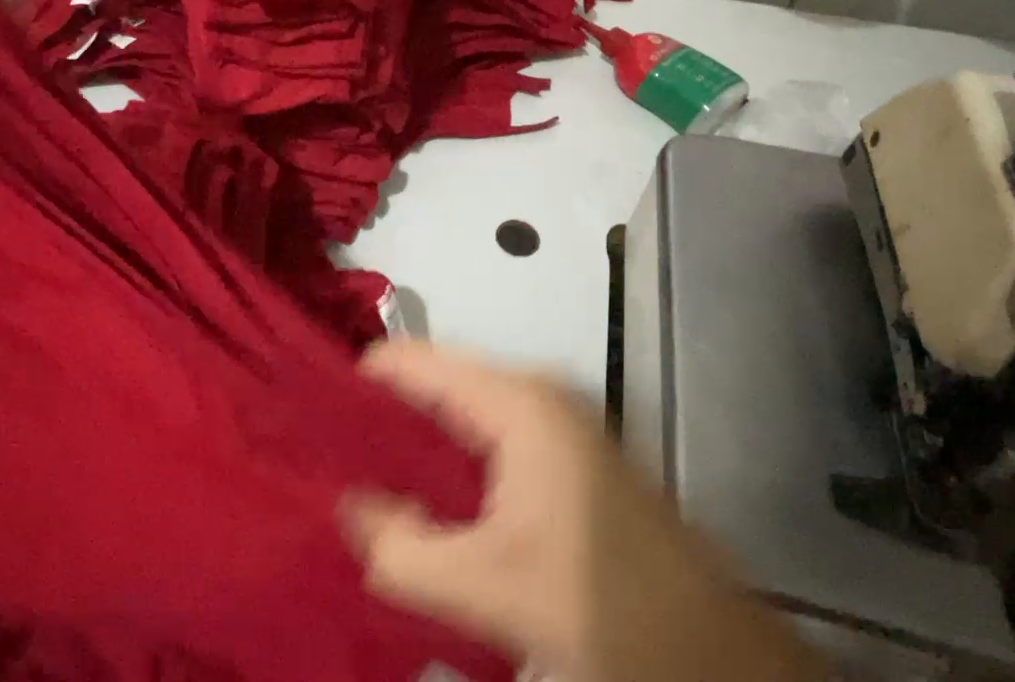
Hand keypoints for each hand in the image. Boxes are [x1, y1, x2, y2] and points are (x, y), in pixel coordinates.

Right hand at [342, 340, 816, 681]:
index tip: (303, 414)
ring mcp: (557, 426)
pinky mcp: (568, 461)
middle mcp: (536, 396)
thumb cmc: (598, 601)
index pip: (411, 362)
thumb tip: (345, 508)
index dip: (355, 383)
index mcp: (516, 402)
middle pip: (433, 386)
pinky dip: (448, 466)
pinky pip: (486, 443)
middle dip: (378, 421)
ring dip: (411, 447)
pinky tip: (421, 506)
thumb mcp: (485, 585)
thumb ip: (399, 548)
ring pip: (459, 417)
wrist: (712, 652)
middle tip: (321, 458)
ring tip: (357, 481)